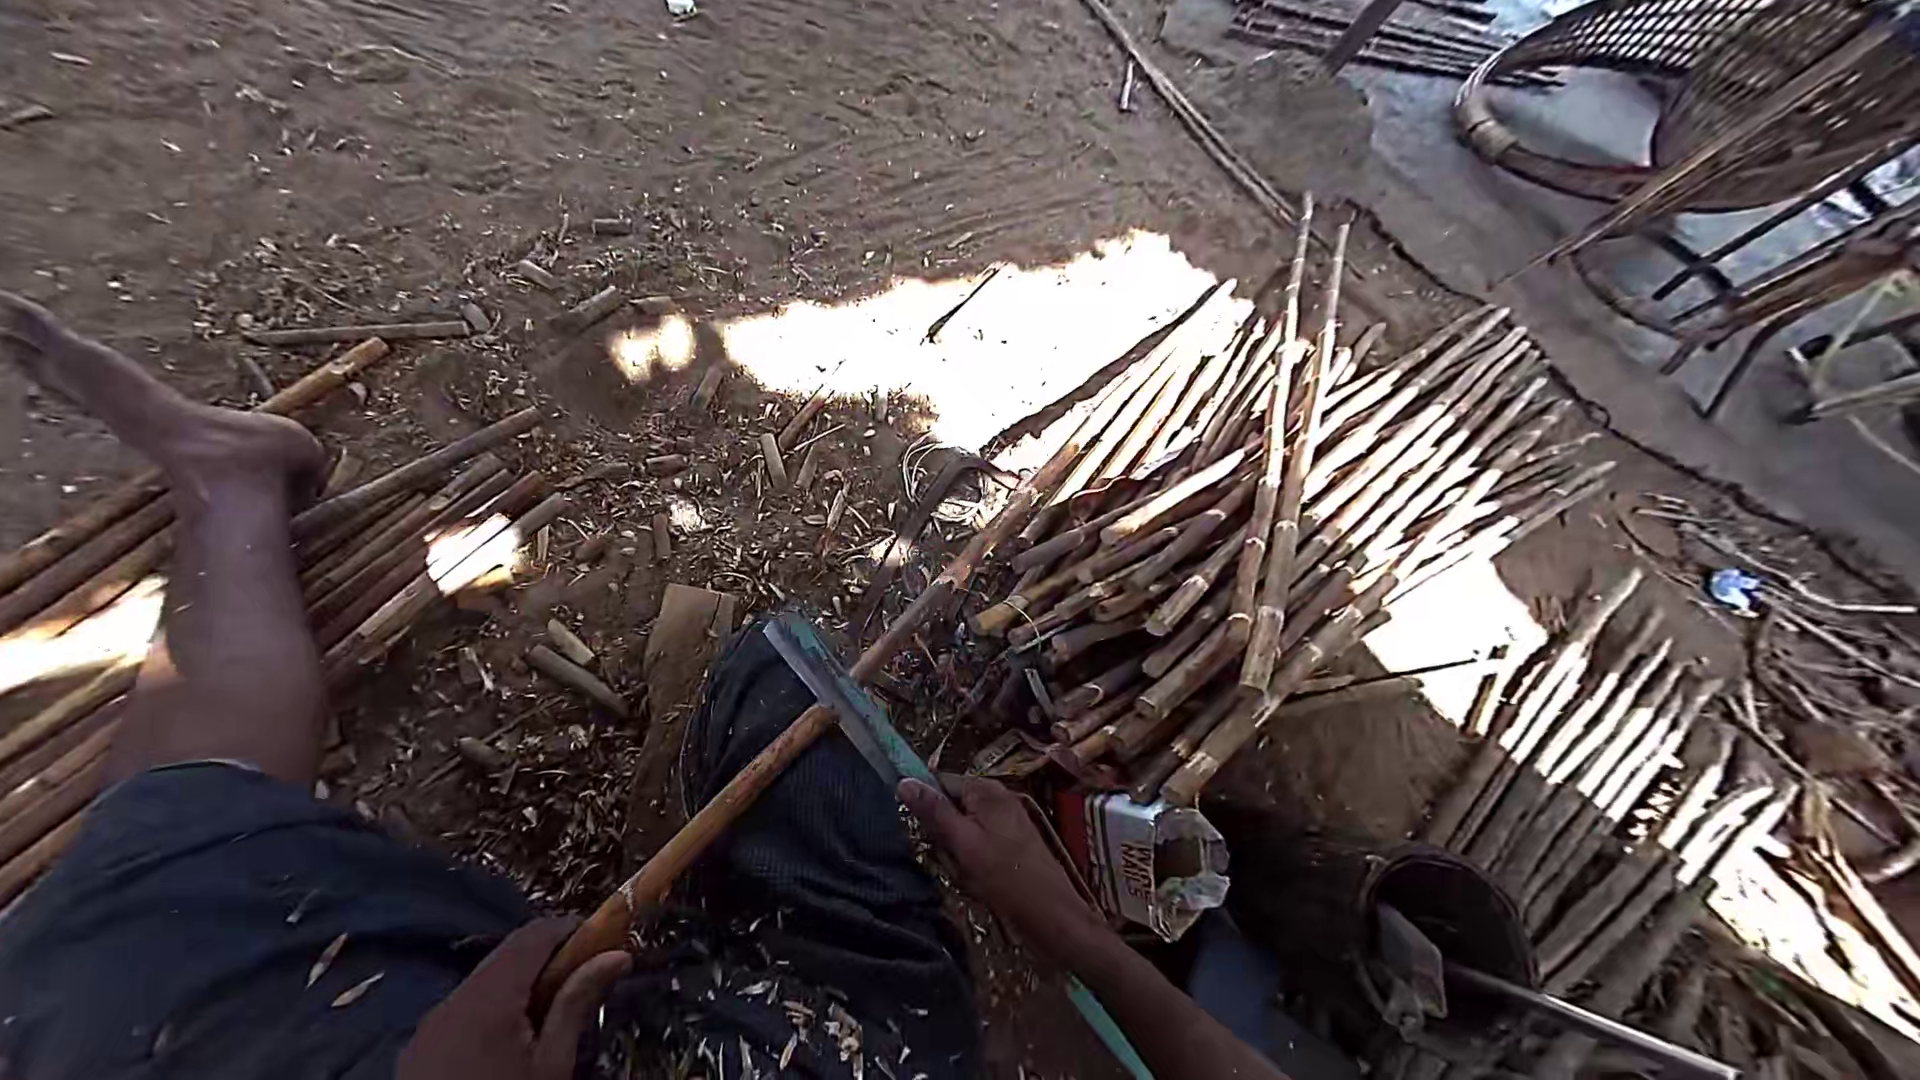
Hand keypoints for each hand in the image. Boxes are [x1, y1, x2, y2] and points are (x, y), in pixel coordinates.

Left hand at [398, 917, 632, 1079]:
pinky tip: (511, 1035)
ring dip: (522, 978)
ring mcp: (427, 1028)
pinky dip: (495, 1002)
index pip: (533, 934)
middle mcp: (451, 1003)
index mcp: (487, 1001)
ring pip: (486, 977)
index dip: (569, 929)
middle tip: (581, 977)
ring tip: (549, 1010)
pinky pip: (464, 1005)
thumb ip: (577, 1002)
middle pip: (508, 952)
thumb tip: (618, 954)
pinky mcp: (417, 1051)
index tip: (600, 943)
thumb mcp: (550, 1066)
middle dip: (548, 954)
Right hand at [898, 775, 1108, 963]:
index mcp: (986, 789)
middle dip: (944, 832)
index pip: (940, 781)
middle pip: (952, 804)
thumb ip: (934, 811)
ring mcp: (1007, 817)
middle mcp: (998, 796)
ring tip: (965, 872)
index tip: (921, 834)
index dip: (926, 805)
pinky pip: (979, 840)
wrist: (1054, 916)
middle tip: (950, 859)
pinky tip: (979, 878)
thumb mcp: (963, 844)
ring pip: (964, 826)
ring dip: (957, 849)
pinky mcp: (1013, 839)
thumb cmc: (1006, 879)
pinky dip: (973, 857)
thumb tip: (904, 780)